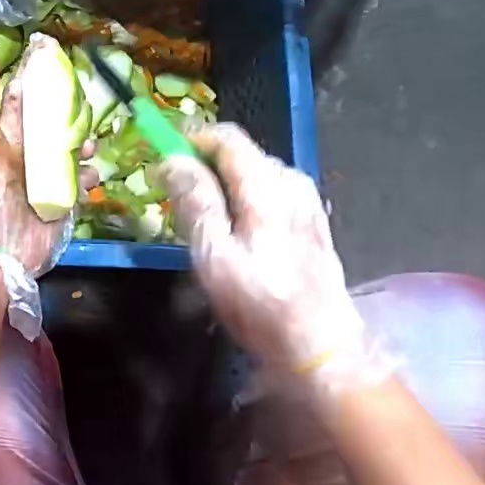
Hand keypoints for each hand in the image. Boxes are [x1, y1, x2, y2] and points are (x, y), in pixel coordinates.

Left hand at [0, 47, 66, 280]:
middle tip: (80, 102)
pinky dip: (91, 171)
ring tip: (87, 144)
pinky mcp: (64, 196)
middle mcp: (25, 149)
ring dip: (83, 139)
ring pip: (72, 143)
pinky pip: (84, 176)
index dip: (34, 73)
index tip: (52, 50)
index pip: (20, 95)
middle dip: (67, 106)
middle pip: (52, 116)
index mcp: (1, 134)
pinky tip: (89, 174)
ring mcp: (46, 173)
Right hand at [159, 125, 389, 398]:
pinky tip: (236, 230)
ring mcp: (306, 201)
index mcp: (265, 187)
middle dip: (204, 165)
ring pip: (254, 173)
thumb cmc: (259, 304)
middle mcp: (291, 183)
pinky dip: (244, 198)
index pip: (227, 138)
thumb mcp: (214, 255)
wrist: (320, 346)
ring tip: (203, 218)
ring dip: (223, 184)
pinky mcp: (311, 221)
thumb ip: (195, 202)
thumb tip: (172, 159)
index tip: (164, 161)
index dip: (190, 141)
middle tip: (177, 198)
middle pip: (241, 154)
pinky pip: (270, 191)